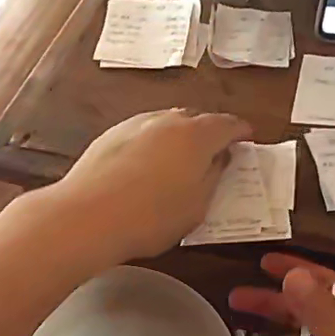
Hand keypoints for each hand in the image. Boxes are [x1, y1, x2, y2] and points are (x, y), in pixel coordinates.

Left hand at [45, 109, 250, 261]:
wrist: (87, 216)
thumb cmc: (152, 217)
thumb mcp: (197, 206)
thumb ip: (214, 177)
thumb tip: (220, 158)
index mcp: (196, 136)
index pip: (227, 125)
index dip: (240, 131)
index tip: (247, 138)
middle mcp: (167, 121)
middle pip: (196, 118)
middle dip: (211, 131)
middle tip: (217, 150)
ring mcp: (136, 124)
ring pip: (168, 122)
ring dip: (181, 135)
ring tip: (184, 158)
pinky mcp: (111, 135)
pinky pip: (144, 132)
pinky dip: (156, 142)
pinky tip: (151, 165)